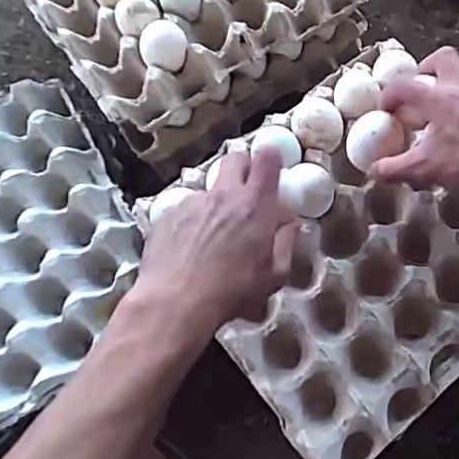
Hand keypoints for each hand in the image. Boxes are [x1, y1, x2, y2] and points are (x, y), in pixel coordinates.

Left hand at [133, 147, 297, 336]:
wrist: (176, 301)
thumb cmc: (232, 290)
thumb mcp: (274, 275)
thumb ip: (286, 243)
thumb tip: (291, 225)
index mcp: (255, 205)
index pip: (266, 159)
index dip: (271, 156)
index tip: (273, 165)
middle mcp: (224, 195)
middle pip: (235, 159)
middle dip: (244, 167)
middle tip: (248, 190)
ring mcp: (192, 202)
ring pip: (210, 187)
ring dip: (218, 201)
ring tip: (216, 233)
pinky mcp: (168, 215)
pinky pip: (187, 208)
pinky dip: (194, 221)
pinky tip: (192, 247)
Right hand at [371, 48, 458, 197]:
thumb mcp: (426, 169)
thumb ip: (396, 168)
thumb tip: (375, 171)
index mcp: (439, 97)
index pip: (404, 84)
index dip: (388, 96)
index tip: (384, 111)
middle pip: (441, 60)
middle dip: (423, 72)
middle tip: (413, 95)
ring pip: (456, 81)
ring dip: (440, 93)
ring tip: (429, 120)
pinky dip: (455, 111)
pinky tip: (451, 136)